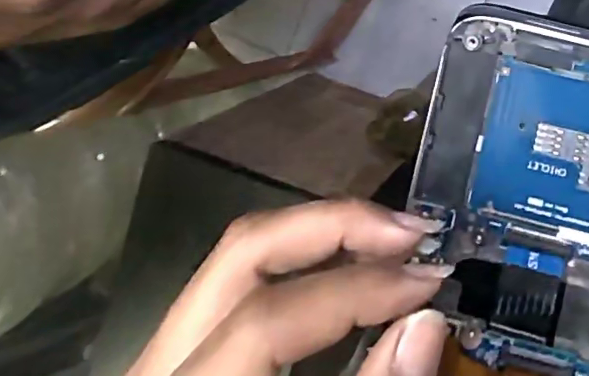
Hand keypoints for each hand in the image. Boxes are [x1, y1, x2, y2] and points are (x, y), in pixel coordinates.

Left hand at [126, 201, 453, 375]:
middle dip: (340, 227)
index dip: (358, 289)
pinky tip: (357, 268)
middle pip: (244, 253)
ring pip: (243, 254)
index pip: (266, 321)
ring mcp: (158, 364)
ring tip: (395, 241)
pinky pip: (247, 282)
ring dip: (330, 233)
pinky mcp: (179, 362)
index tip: (430, 282)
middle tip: (412, 234)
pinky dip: (311, 260)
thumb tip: (426, 319)